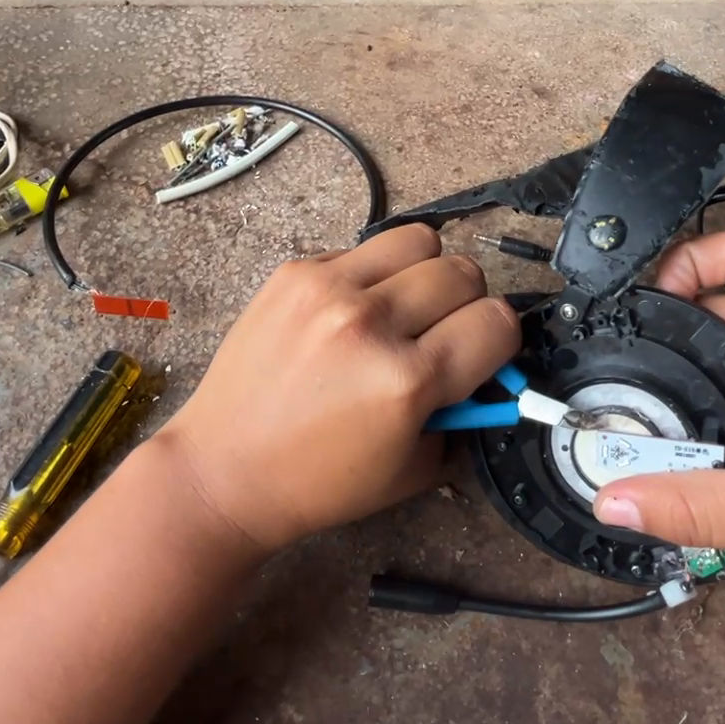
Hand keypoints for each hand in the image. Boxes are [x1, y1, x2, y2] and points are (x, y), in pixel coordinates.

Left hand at [155, 224, 520, 555]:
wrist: (224, 469)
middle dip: (466, 304)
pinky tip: (348, 312)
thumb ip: (465, 414)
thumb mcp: (413, 469)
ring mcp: (328, 290)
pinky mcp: (295, 272)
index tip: (482, 351)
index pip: (498, 322)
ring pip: (420, 241)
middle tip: (438, 333)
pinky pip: (363, 249)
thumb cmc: (319, 482)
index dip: (500, 340)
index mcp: (407, 381)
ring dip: (424, 273)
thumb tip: (493, 368)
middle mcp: (370, 324)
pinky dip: (371, 276)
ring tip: (400, 307)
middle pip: (464, 273)